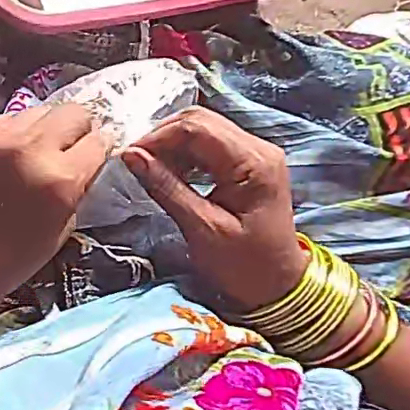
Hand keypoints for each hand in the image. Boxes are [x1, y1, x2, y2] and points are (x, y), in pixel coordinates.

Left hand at [0, 104, 110, 307]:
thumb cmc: (3, 260)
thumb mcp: (57, 233)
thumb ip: (75, 191)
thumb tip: (86, 165)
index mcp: (59, 180)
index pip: (100, 142)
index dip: (102, 148)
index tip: (97, 152)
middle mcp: (31, 148)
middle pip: (74, 112)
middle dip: (78, 129)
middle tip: (70, 147)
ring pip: (41, 110)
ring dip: (46, 128)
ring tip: (37, 150)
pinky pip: (8, 119)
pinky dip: (16, 132)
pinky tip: (8, 154)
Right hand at [120, 108, 306, 309]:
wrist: (280, 288)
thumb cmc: (245, 266)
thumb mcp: (201, 229)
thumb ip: (166, 187)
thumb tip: (130, 156)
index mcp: (253, 162)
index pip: (197, 128)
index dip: (158, 137)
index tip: (129, 156)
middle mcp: (258, 148)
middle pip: (200, 121)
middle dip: (163, 137)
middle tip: (136, 161)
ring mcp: (255, 153)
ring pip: (203, 129)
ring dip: (172, 144)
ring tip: (150, 168)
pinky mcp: (248, 163)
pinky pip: (209, 144)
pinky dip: (185, 153)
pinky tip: (170, 172)